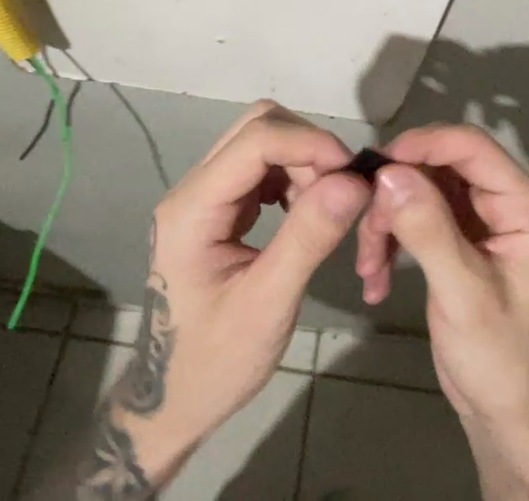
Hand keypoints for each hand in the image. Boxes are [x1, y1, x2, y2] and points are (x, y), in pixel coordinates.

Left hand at [66, 102, 370, 497]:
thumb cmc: (216, 361)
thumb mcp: (268, 304)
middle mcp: (193, 190)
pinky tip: (307, 213)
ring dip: (303, 162)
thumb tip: (354, 181)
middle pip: (256, 127)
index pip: (255, 141)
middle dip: (307, 148)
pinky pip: (261, 169)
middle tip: (341, 192)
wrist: (174, 400)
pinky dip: (294, 178)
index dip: (311, 144)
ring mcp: (204, 198)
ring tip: (327, 208)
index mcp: (193, 209)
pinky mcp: (219, 210)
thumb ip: (308, 238)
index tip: (354, 175)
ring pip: (261, 143)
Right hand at [356, 125, 528, 500]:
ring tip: (368, 265)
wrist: (504, 414)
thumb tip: (388, 173)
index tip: (376, 165)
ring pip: (423, 189)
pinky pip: (418, 216)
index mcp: (526, 207)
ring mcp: (482, 220)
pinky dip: (392, 240)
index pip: (472, 148)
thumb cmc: (497, 358)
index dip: (423, 144)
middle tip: (364, 225)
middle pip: (442, 165)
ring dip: (389, 220)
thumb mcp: (462, 295)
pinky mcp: (460, 239)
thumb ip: (428, 230)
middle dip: (399, 192)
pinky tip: (375, 277)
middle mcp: (507, 204)